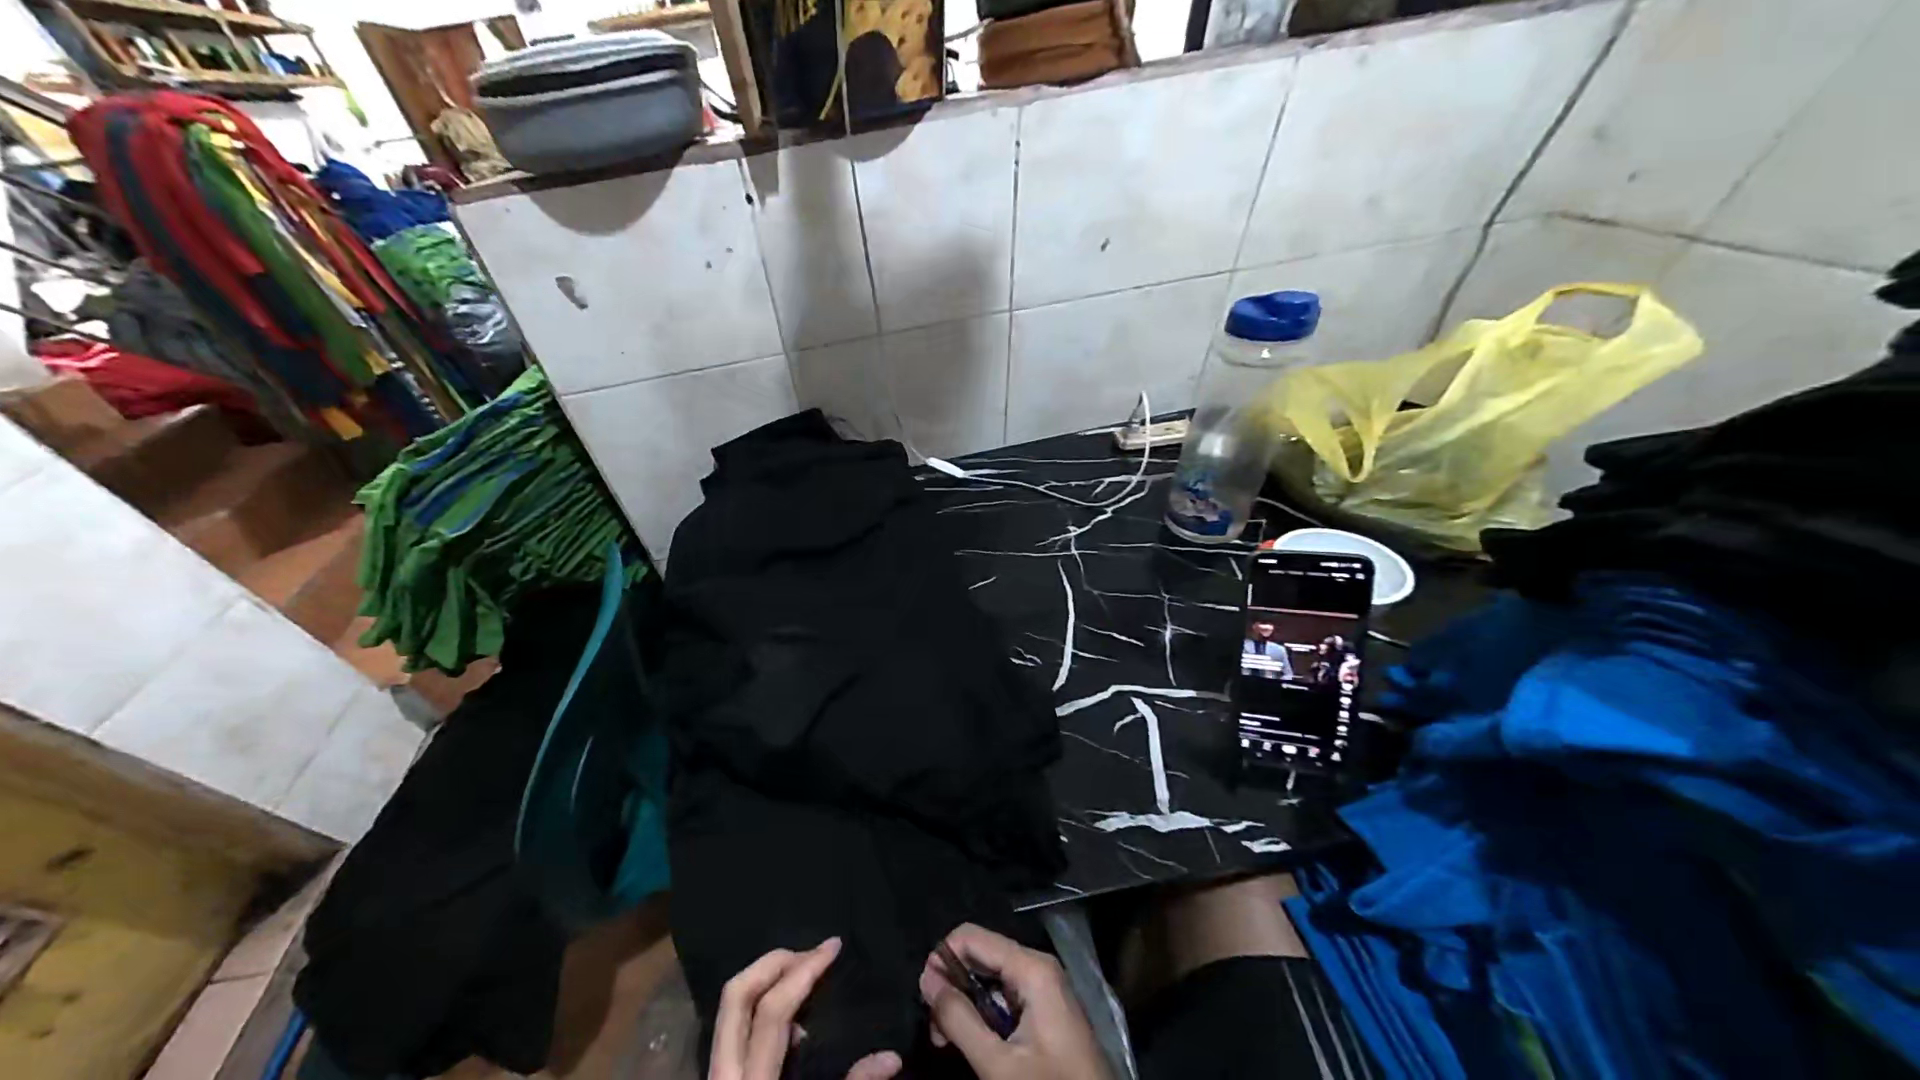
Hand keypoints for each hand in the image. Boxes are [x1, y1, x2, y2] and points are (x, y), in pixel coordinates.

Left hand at [710, 938, 901, 1079]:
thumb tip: (891, 1058)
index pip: (773, 1011)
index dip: (805, 972)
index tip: (835, 947)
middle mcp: (724, 1076)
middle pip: (736, 995)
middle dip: (775, 961)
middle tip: (814, 951)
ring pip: (729, 1010)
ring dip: (766, 981)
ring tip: (806, 976)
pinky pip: (734, 1033)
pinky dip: (762, 1011)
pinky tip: (793, 1028)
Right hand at [919, 924, 1111, 1079]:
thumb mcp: (998, 1065)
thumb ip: (959, 1019)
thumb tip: (926, 979)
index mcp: (1031, 968)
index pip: (971, 936)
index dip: (941, 960)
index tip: (924, 998)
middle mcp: (1037, 967)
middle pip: (979, 955)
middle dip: (951, 986)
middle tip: (934, 1031)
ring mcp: (1042, 988)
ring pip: (987, 979)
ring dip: (962, 1006)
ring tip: (945, 1043)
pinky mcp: (1043, 1009)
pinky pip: (1002, 998)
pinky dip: (981, 1016)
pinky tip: (970, 1043)